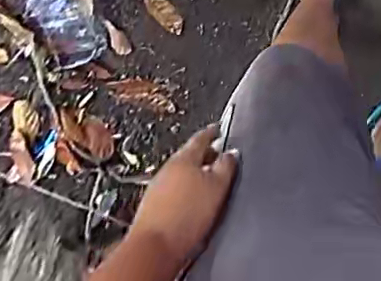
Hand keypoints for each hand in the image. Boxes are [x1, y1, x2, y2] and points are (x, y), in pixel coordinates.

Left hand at [127, 124, 238, 266]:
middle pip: (189, 156)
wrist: (151, 251)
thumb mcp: (218, 186)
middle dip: (205, 157)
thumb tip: (231, 154)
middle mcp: (167, 168)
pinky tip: (191, 204)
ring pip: (179, 175)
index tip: (219, 129)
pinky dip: (183, 193)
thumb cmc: (186, 216)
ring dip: (193, 176)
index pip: (201, 136)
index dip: (213, 132)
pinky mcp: (150, 210)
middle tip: (219, 160)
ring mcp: (156, 189)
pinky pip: (171, 193)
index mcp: (184, 157)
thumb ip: (227, 165)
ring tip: (208, 185)